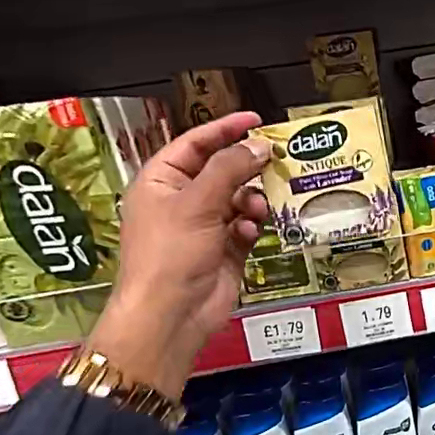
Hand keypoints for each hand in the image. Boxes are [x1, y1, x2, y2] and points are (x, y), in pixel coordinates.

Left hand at [87, 111, 270, 397]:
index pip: (195, 144)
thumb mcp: (197, 202)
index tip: (254, 120)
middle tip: (272, 162)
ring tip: (256, 208)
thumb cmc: (169, 256)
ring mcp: (204, 226)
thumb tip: (258, 146)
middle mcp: (182, 201)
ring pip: (239, 199)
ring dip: (251, 201)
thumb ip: (230, 168)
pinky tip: (248, 234)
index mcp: (161, 181)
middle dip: (245, 170)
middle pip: (222, 171)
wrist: (173, 314)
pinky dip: (250, 227)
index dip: (224, 129)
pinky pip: (246, 226)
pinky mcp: (225, 249)